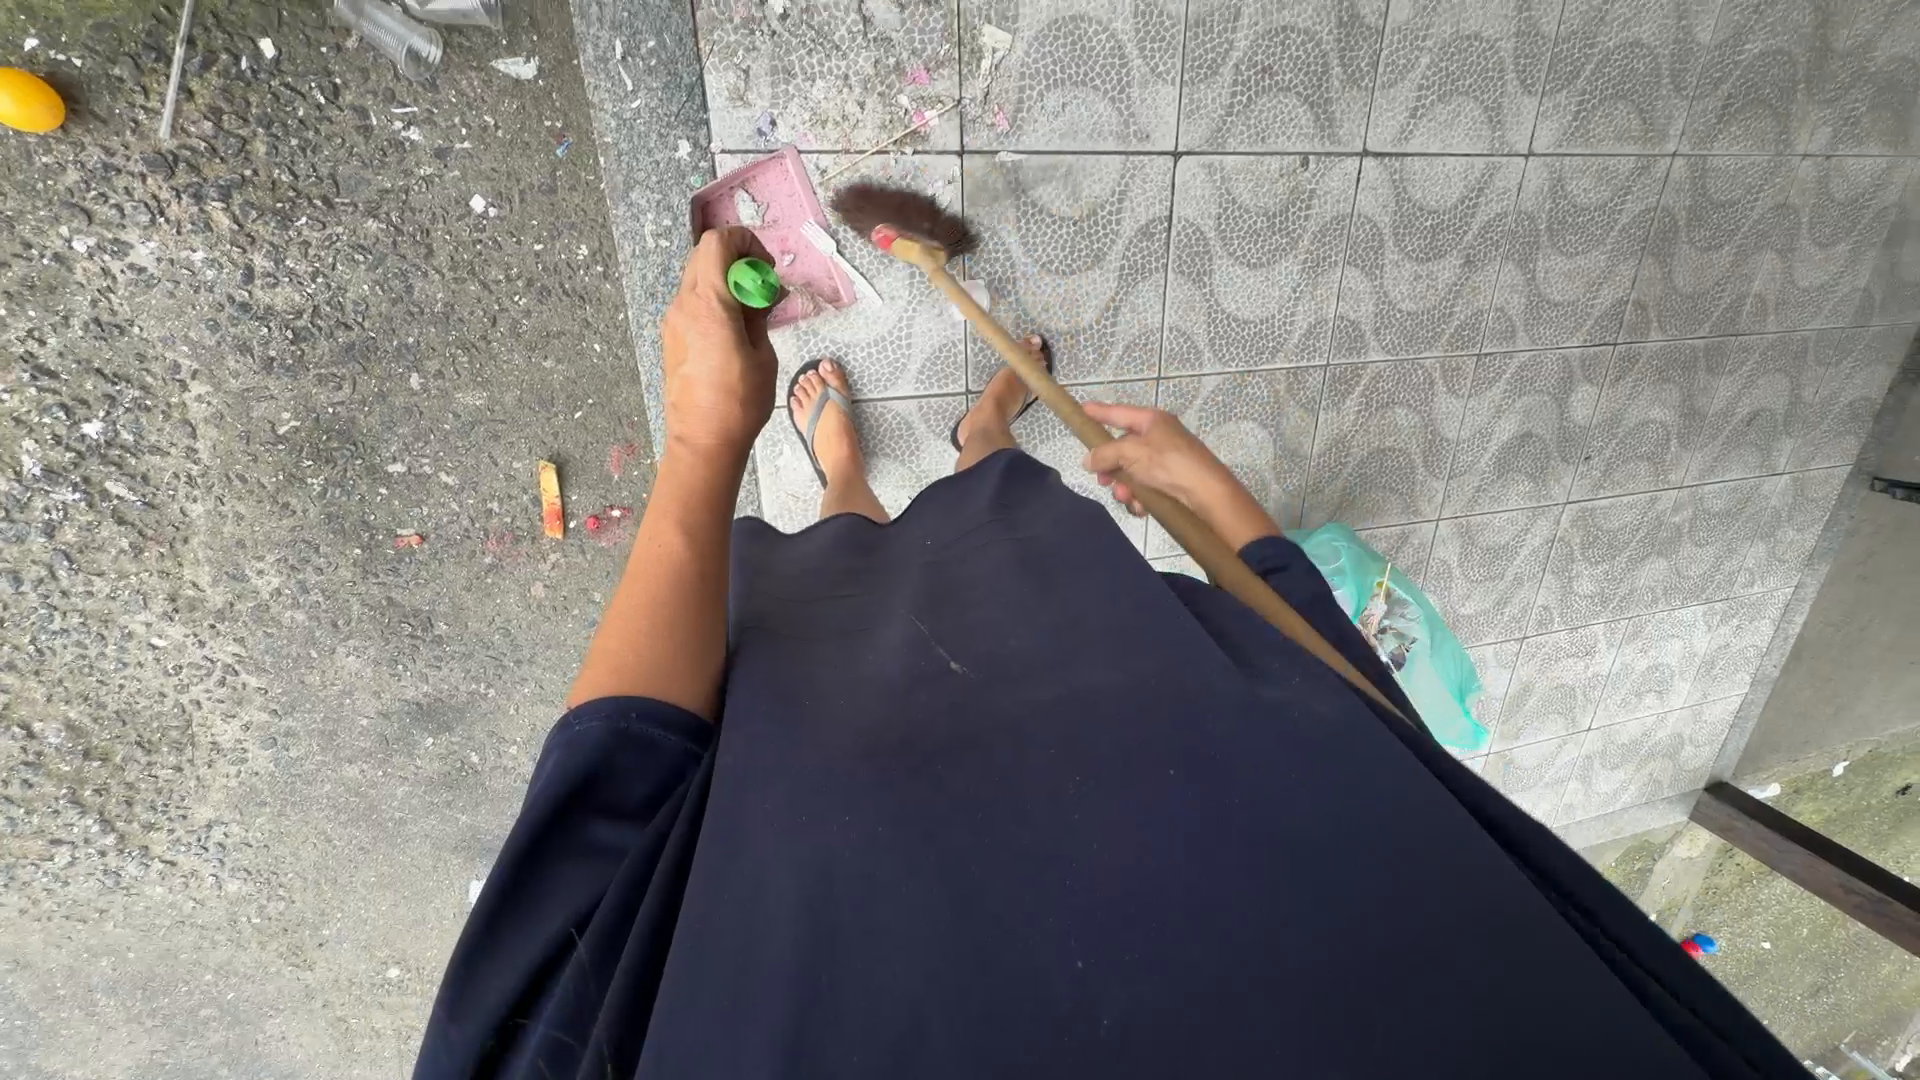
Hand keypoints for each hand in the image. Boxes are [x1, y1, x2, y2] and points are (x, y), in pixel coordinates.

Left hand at [659, 226, 777, 458]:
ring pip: (697, 277)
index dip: (746, 243)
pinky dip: (714, 300)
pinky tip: (734, 328)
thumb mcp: (763, 356)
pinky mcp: (671, 336)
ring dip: (725, 281)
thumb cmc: (739, 403)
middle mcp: (683, 304)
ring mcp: (672, 320)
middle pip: (705, 255)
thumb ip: (759, 315)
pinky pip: (692, 302)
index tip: (767, 268)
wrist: (702, 441)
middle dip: (737, 260)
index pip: (718, 242)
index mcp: (709, 304)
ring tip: (751, 311)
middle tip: (762, 287)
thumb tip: (762, 294)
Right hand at [1080, 402, 1281, 549]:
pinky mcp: (1171, 480)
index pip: (1118, 413)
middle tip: (1103, 481)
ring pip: (1131, 472)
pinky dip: (1140, 497)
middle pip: (1122, 449)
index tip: (1082, 409)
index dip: (1098, 412)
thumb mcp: (1131, 452)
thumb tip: (1088, 460)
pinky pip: (1145, 486)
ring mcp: (1165, 459)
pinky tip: (1141, 507)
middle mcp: (1158, 436)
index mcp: (1151, 421)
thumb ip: (1105, 454)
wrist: (1207, 491)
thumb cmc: (1168, 463)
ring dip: (1125, 487)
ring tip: (1127, 498)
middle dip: (1111, 468)